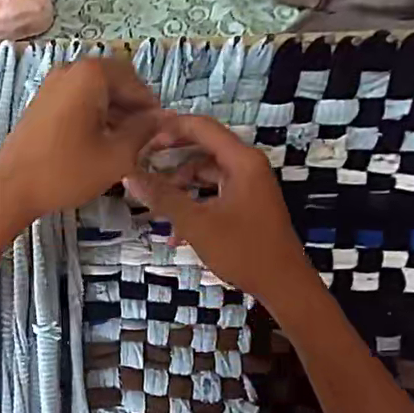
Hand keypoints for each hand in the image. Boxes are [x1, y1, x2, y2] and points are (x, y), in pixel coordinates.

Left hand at [0, 56, 163, 227]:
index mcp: (91, 74)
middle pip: (115, 83)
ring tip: (123, 146)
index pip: (136, 81)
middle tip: (143, 140)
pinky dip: (94, 116)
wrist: (10, 188)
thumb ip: (145, 131)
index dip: (152, 107)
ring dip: (114, 114)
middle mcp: (70, 70)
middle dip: (133, 109)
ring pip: (96, 93)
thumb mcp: (116, 155)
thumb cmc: (66, 171)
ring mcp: (52, 85)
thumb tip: (163, 119)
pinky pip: (78, 101)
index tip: (161, 132)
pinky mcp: (42, 103)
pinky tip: (99, 144)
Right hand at [123, 114, 319, 304]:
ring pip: (205, 174)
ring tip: (154, 207)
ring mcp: (249, 185)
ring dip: (179, 188)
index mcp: (241, 161)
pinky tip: (175, 233)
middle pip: (201, 149)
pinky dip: (194, 204)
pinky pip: (213, 192)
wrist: (283, 285)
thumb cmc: (242, 250)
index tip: (141, 139)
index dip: (169, 129)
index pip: (201, 127)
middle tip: (140, 166)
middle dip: (170, 159)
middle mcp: (247, 166)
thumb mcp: (196, 223)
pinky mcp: (247, 203)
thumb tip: (130, 176)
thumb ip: (163, 197)